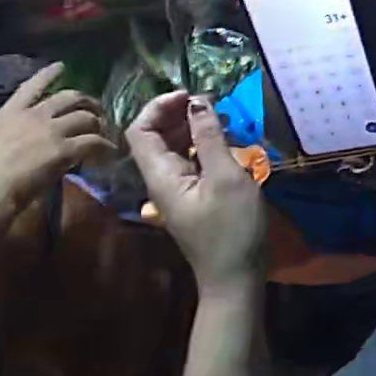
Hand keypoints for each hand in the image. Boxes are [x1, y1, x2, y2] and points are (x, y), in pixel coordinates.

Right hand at [0, 63, 114, 251]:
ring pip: (85, 117)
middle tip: (96, 111)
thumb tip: (11, 152)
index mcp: (2, 116)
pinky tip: (110, 153)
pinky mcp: (62, 150)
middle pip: (68, 98)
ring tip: (105, 134)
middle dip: (86, 102)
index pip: (29, 87)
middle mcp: (28, 118)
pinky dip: (105, 147)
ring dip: (98, 124)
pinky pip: (93, 142)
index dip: (47, 74)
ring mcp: (47, 131)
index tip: (61, 65)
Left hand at [126, 91, 266, 299]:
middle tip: (210, 102)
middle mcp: (162, 179)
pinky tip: (225, 139)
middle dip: (178, 112)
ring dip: (192, 126)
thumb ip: (209, 137)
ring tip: (221, 116)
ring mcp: (176, 188)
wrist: (235, 279)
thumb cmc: (231, 229)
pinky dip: (202, 143)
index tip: (190, 95)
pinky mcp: (192, 195)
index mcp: (161, 175)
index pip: (139, 130)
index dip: (158, 106)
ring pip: (173, 146)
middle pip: (155, 135)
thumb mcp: (226, 178)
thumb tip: (197, 101)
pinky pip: (189, 160)